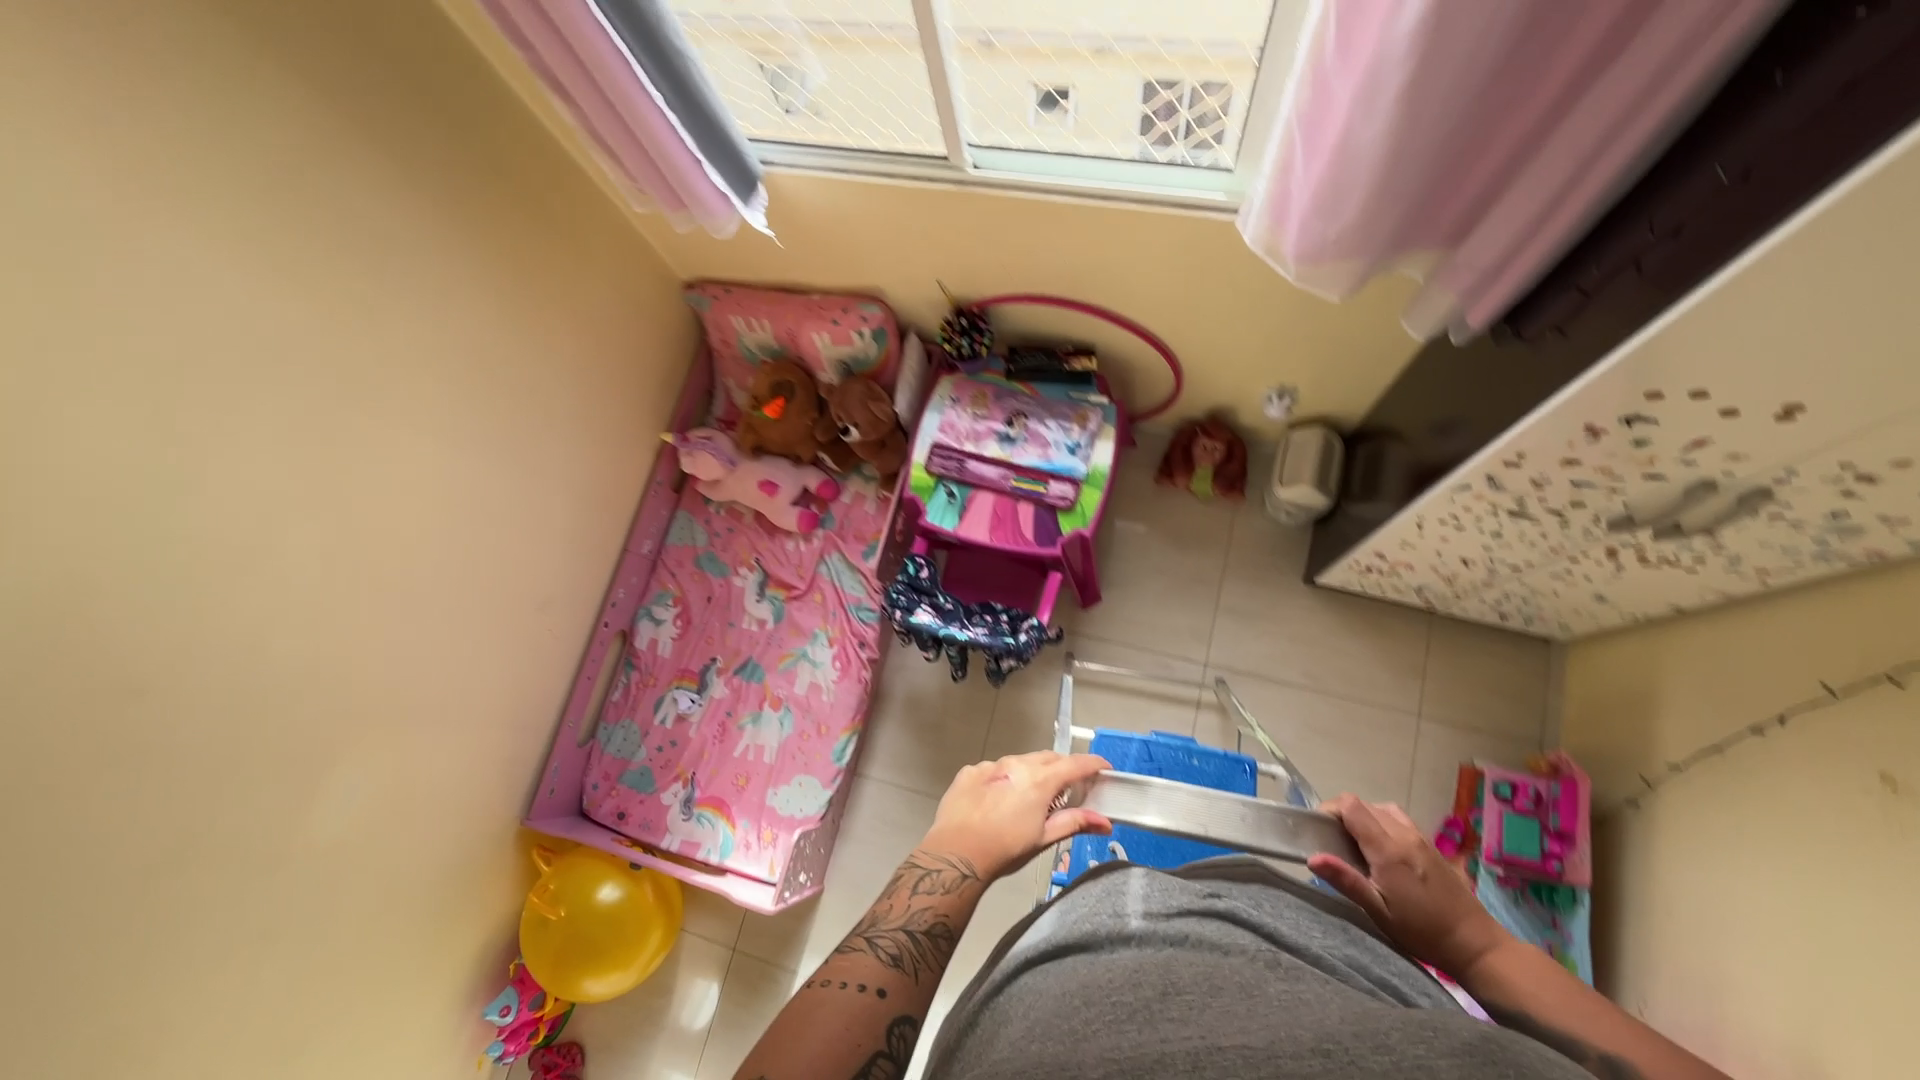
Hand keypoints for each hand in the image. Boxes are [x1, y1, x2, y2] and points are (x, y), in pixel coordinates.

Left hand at [919, 752, 1113, 880]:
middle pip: (1048, 759)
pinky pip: (993, 770)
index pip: (1075, 764)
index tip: (1104, 767)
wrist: (956, 854)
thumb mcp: (1044, 838)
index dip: (1093, 763)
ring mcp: (990, 765)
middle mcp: (1016, 764)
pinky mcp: (969, 772)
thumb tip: (1105, 822)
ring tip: (1029, 798)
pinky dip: (1003, 780)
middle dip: (1062, 768)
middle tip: (1069, 787)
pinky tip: (997, 801)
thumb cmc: (1005, 849)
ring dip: (1030, 773)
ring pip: (1019, 762)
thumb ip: (1075, 823)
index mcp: (1039, 780)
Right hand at [1307, 794, 1515, 977]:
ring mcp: (1420, 838)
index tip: (1319, 831)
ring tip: (1356, 844)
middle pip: (1364, 804)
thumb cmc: (1422, 932)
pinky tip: (1382, 850)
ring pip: (1383, 809)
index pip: (1351, 805)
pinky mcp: (1431, 846)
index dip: (1329, 810)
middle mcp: (1404, 835)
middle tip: (1332, 842)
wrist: (1475, 943)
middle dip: (1342, 814)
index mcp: (1388, 849)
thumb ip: (1346, 880)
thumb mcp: (1379, 912)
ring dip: (1364, 818)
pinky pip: (1399, 820)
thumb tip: (1312, 857)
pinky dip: (1382, 823)